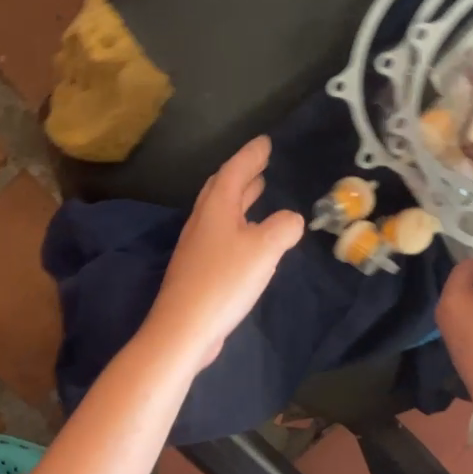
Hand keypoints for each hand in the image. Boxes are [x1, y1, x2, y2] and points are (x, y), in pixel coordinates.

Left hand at [148, 136, 305, 363]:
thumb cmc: (224, 282)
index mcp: (216, 209)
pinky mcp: (195, 275)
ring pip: (218, 216)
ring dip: (238, 202)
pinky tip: (245, 241)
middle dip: (241, 176)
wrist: (183, 330)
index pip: (234, 171)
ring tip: (256, 194)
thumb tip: (289, 220)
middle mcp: (201, 225)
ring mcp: (195, 251)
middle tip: (259, 166)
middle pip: (220, 191)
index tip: (265, 143)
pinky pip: (218, 240)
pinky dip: (234, 229)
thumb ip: (283, 227)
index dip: (251, 156)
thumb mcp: (265, 248)